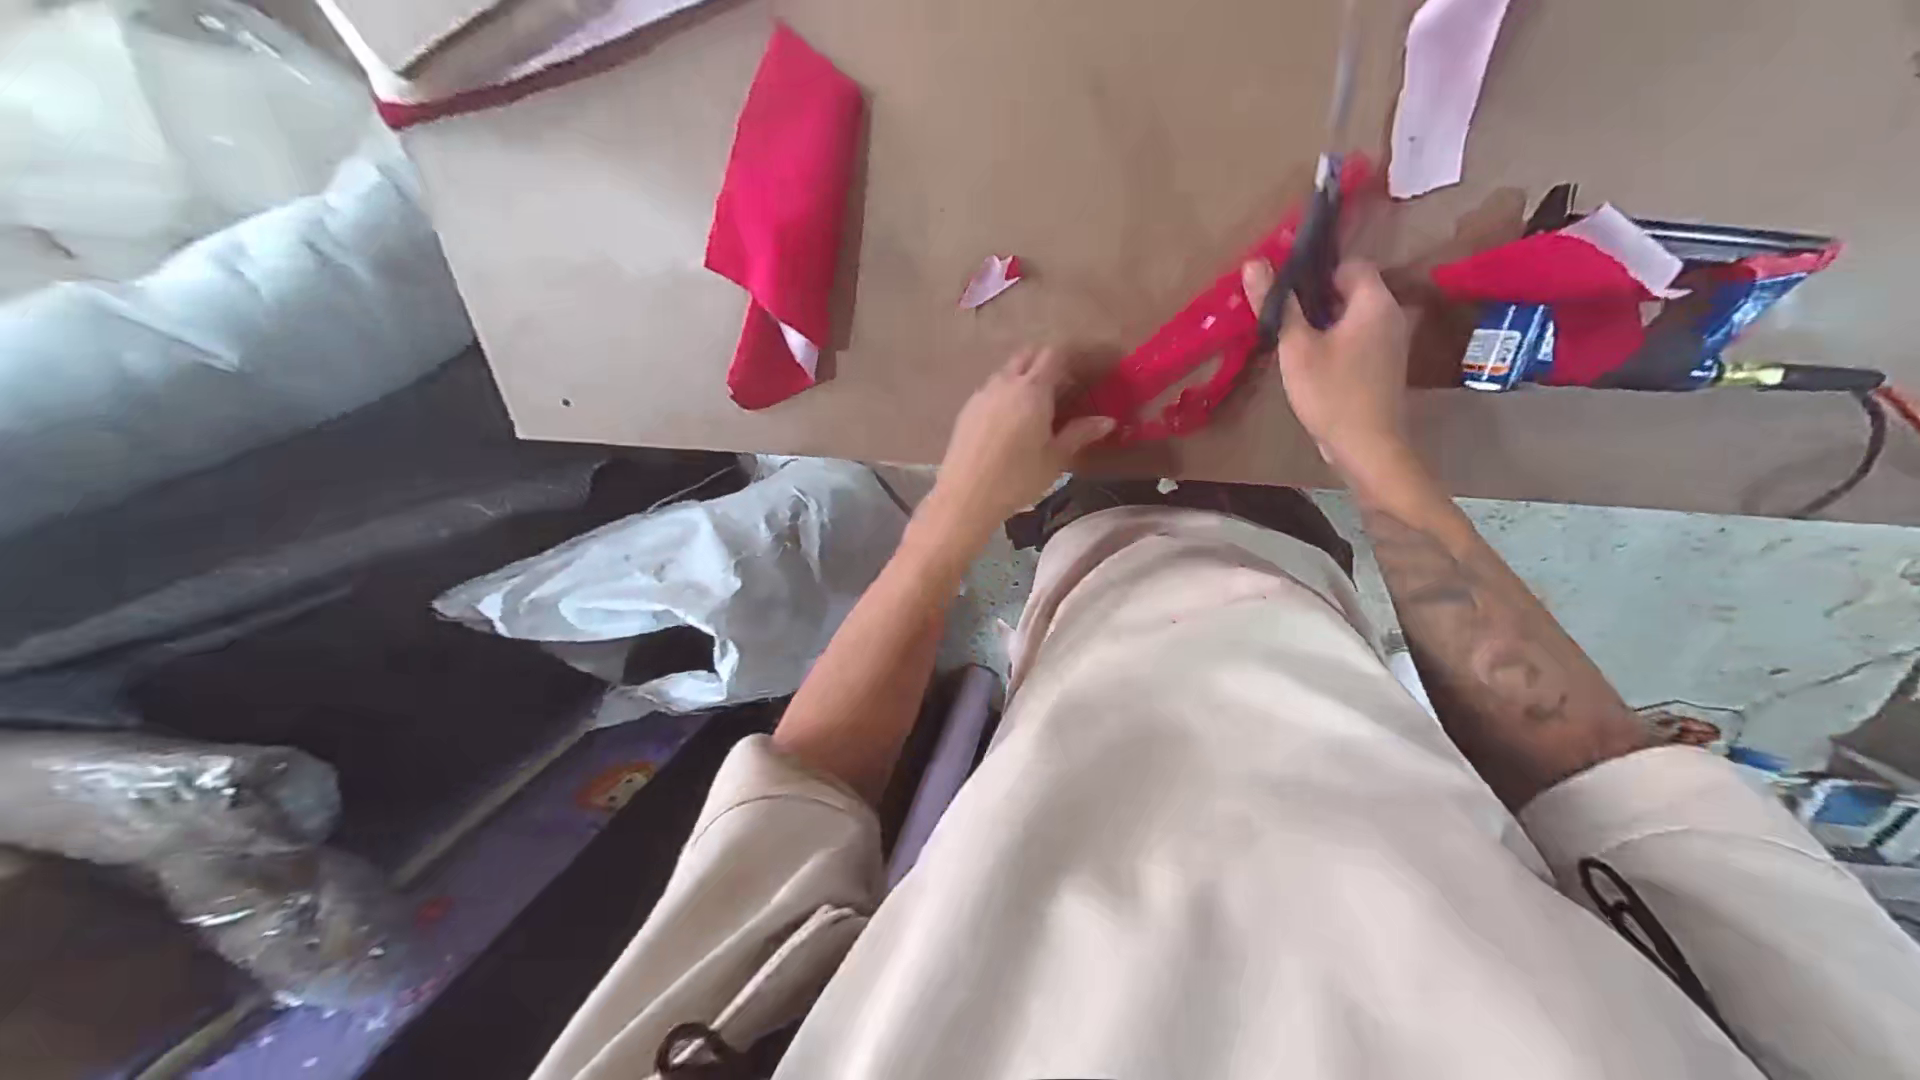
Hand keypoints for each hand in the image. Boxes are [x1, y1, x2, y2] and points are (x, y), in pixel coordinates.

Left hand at [921, 347, 1113, 543]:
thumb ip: (1080, 434)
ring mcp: (982, 394)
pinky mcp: (966, 409)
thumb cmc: (1017, 478)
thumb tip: (1107, 421)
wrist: (965, 496)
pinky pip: (990, 388)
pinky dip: (1004, 393)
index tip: (1080, 376)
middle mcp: (1006, 383)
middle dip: (1045, 362)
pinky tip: (1008, 420)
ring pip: (1006, 371)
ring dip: (1022, 376)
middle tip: (1060, 387)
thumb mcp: (1054, 458)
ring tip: (1034, 405)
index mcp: (1033, 390)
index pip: (1054, 355)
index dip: (1070, 360)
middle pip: (1027, 355)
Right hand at [1242, 258, 1412, 480]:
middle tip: (1281, 319)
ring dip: (1323, 323)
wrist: (1366, 445)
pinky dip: (1335, 342)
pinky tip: (1311, 364)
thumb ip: (1277, 305)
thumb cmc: (1331, 392)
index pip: (1349, 264)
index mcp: (1374, 302)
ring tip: (1291, 343)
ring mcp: (1391, 341)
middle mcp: (1391, 314)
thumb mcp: (1296, 348)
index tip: (1287, 294)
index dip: (1316, 273)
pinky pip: (1358, 338)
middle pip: (1350, 290)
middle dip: (1315, 300)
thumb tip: (1254, 263)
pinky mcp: (1384, 364)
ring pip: (1353, 316)